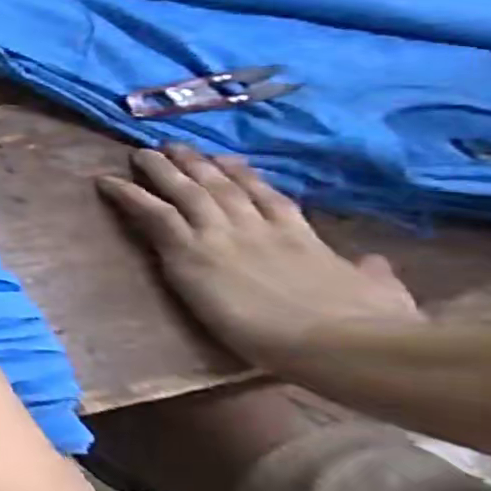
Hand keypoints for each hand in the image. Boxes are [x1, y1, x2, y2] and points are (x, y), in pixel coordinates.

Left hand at [97, 144, 421, 364]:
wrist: (336, 344)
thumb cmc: (368, 331)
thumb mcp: (385, 298)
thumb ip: (374, 277)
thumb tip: (377, 263)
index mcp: (305, 241)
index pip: (271, 200)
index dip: (247, 178)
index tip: (231, 160)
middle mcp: (258, 229)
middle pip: (222, 186)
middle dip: (197, 164)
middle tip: (175, 146)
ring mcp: (221, 235)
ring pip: (185, 191)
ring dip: (161, 169)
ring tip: (141, 153)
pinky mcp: (190, 249)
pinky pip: (152, 212)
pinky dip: (127, 194)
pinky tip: (105, 182)